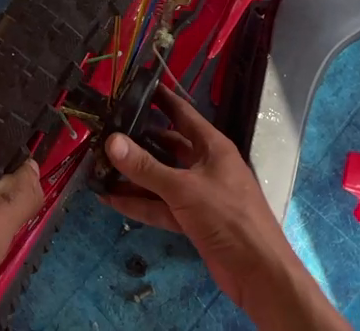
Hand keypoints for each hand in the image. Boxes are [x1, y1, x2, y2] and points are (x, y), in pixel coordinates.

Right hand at [99, 90, 350, 330]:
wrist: (259, 274)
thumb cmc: (228, 217)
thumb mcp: (184, 189)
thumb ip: (146, 167)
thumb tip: (110, 141)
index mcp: (212, 146)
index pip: (182, 113)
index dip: (159, 99)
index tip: (133, 85)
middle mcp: (204, 165)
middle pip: (167, 147)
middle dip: (138, 142)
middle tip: (104, 132)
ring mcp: (198, 194)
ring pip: (161, 179)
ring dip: (134, 176)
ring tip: (99, 167)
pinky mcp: (192, 220)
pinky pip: (161, 206)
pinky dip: (140, 203)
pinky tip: (111, 200)